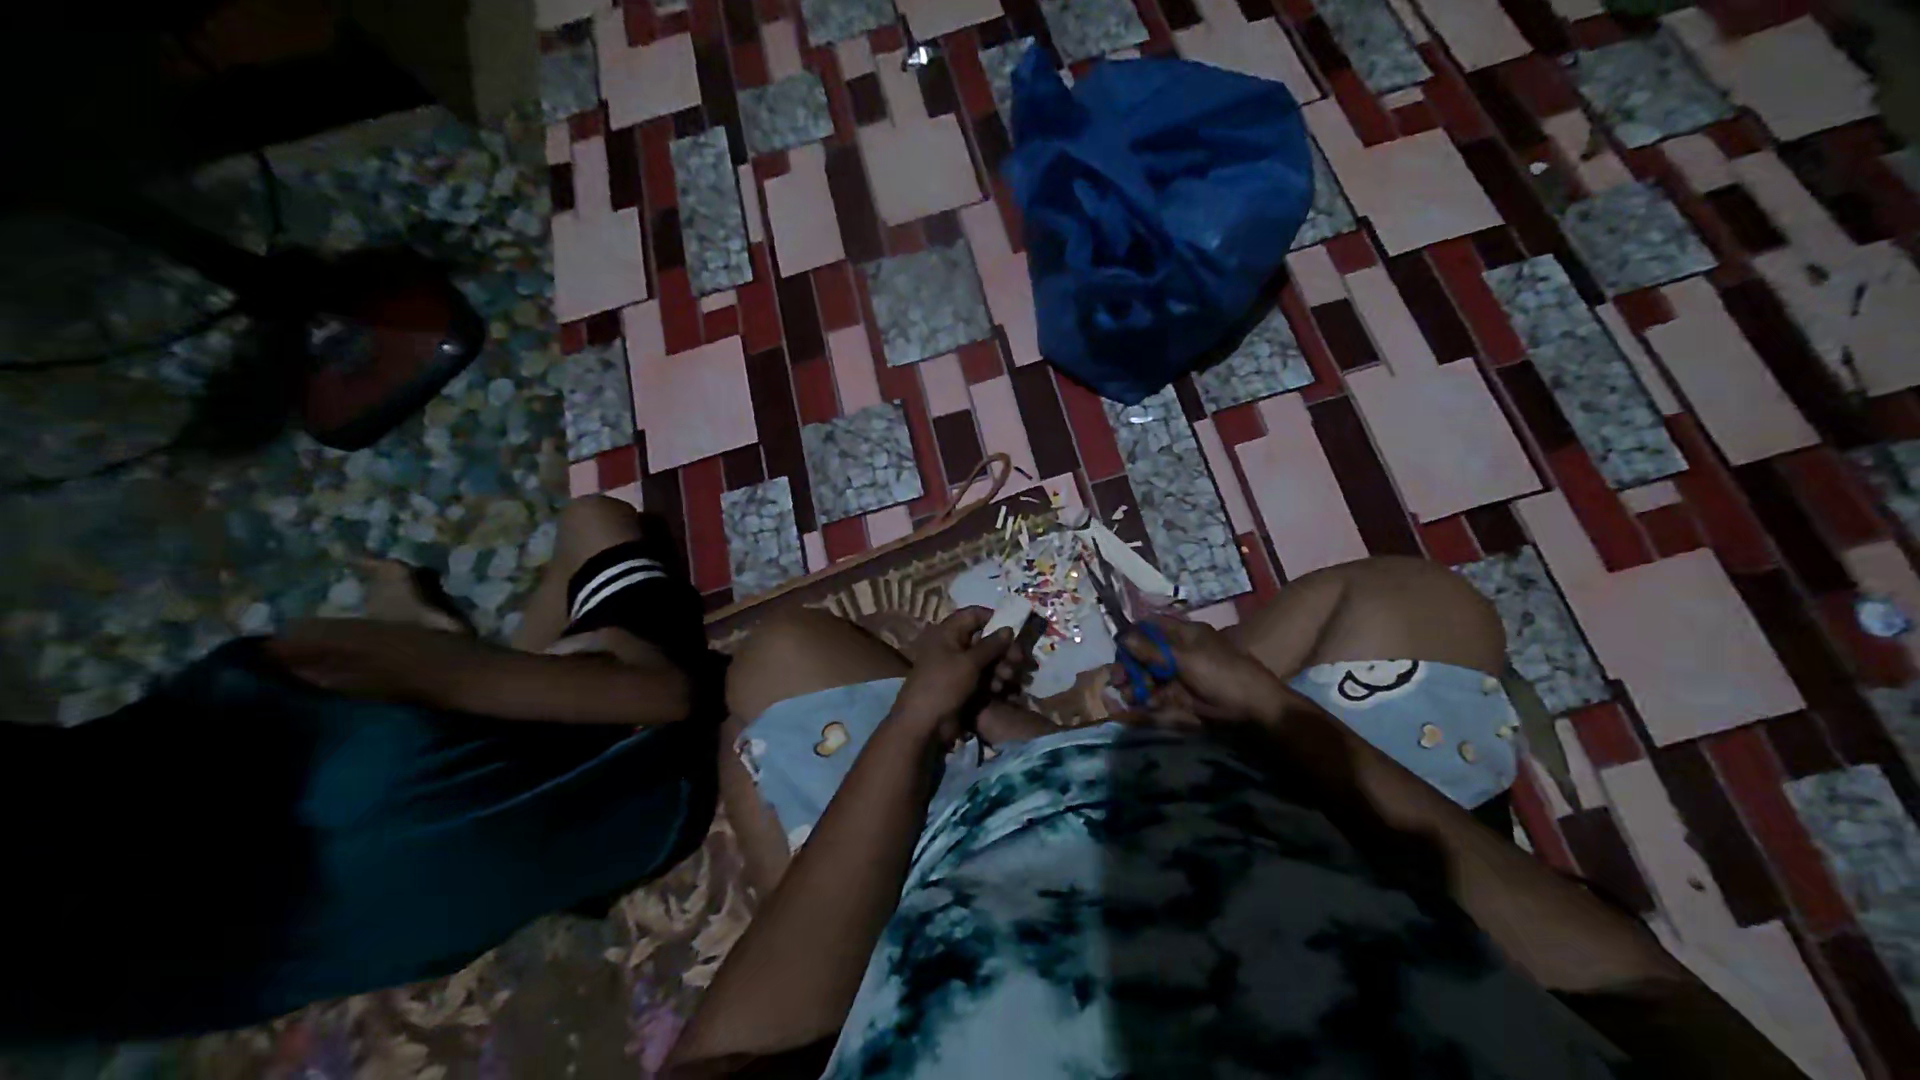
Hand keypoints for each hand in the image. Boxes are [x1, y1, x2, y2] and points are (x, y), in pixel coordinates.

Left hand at [890, 608, 1019, 743]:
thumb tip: (1008, 628)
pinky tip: (1000, 690)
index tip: (1014, 628)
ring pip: (987, 660)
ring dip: (1000, 667)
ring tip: (1006, 679)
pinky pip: (983, 676)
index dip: (994, 618)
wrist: (924, 724)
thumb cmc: (943, 685)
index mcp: (947, 633)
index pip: (973, 615)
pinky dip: (993, 680)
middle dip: (1003, 649)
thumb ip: (991, 645)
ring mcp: (958, 667)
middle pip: (984, 639)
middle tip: (1017, 661)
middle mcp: (953, 646)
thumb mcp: (969, 662)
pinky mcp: (963, 685)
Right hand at [1112, 617, 1290, 727]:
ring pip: (1148, 675)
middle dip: (1129, 665)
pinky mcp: (1180, 695)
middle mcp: (1178, 650)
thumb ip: (1152, 650)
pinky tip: (1141, 704)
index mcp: (1183, 634)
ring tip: (1127, 695)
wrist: (1254, 709)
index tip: (1118, 651)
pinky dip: (1147, 698)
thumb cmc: (1222, 675)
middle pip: (1145, 652)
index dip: (1132, 636)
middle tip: (1117, 680)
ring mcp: (1179, 673)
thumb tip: (1122, 637)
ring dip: (1135, 684)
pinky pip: (1157, 693)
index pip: (1149, 626)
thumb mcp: (1186, 659)